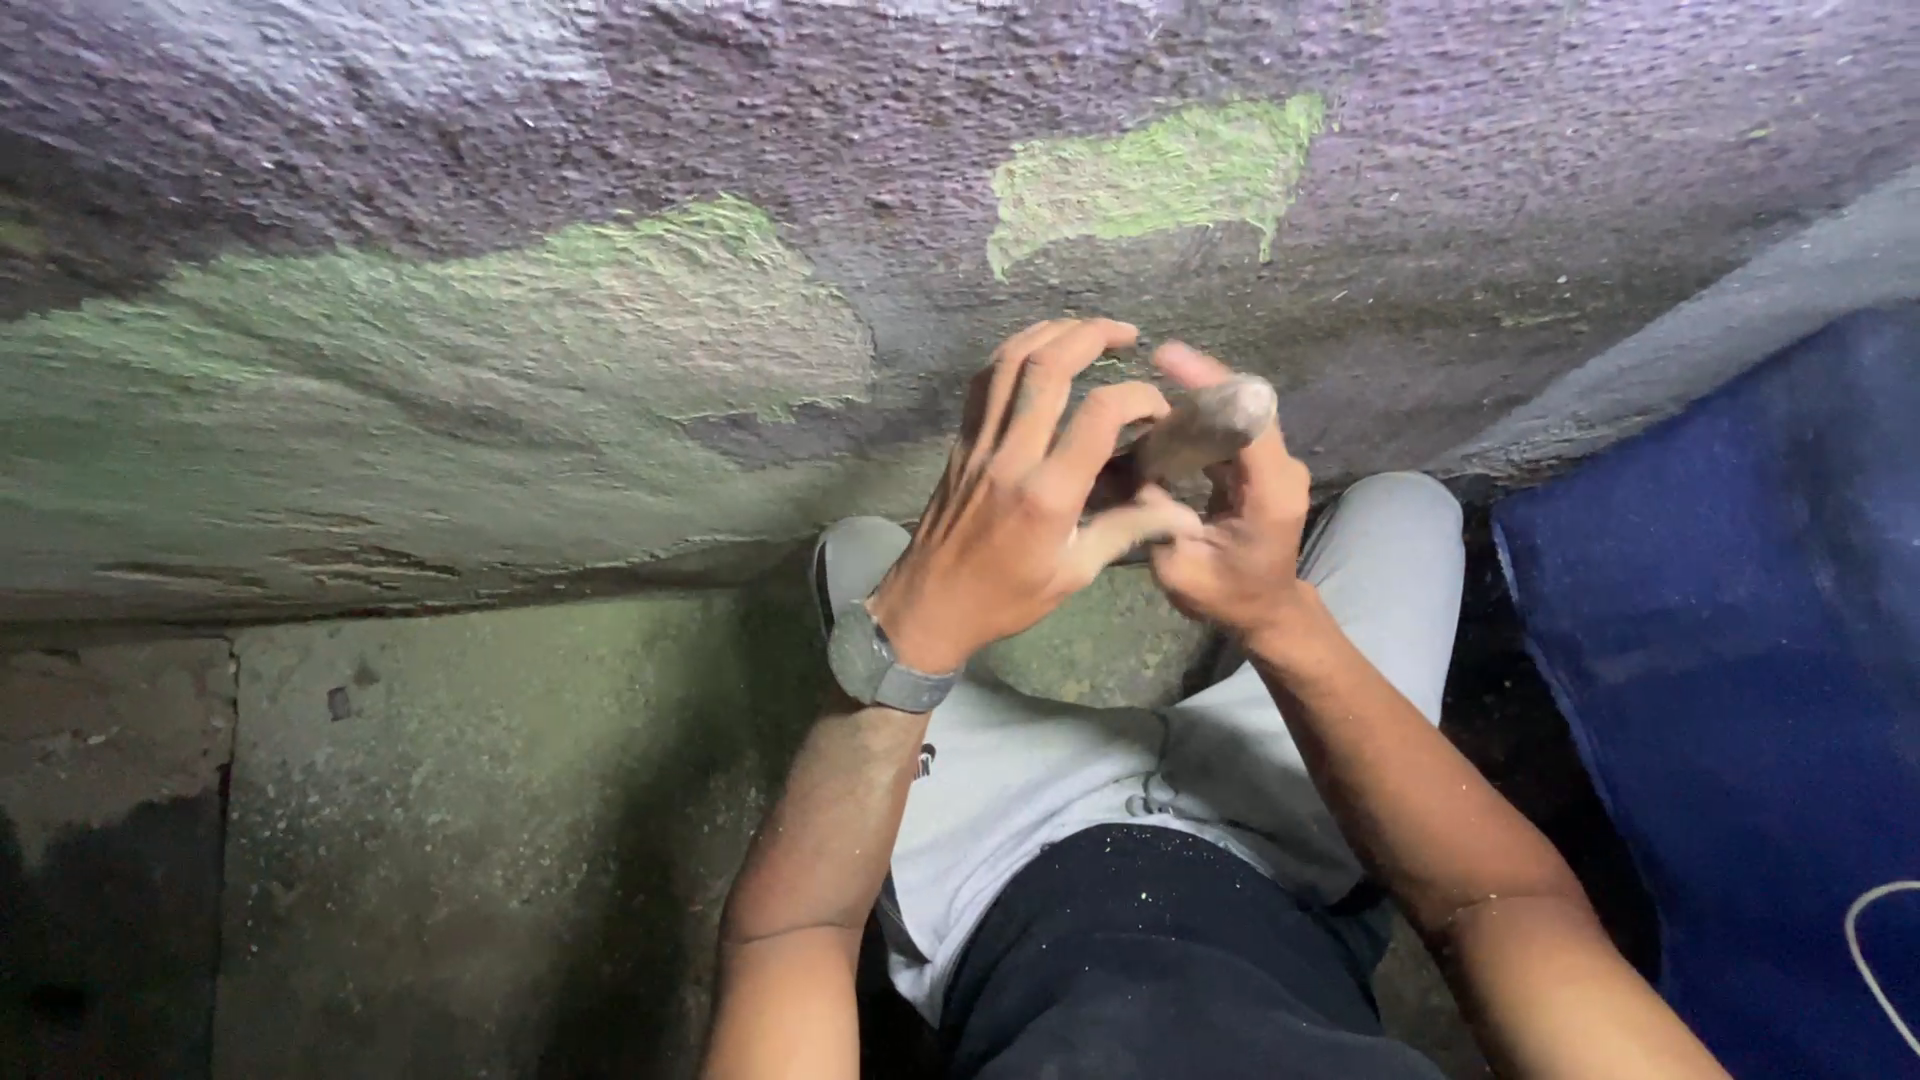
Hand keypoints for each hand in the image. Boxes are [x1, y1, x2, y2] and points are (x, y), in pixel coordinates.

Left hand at [868, 319, 1205, 673]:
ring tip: (1084, 329)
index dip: (1138, 397)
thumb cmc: (1005, 598)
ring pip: (1009, 363)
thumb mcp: (1073, 573)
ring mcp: (979, 443)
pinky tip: (1036, 351)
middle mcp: (1011, 456)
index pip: (1099, 415)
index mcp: (1047, 494)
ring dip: (1050, 333)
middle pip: (1048, 368)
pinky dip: (1011, 354)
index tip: (1157, 411)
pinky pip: (983, 383)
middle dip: (1091, 336)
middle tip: (1126, 336)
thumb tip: (1181, 514)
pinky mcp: (960, 442)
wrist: (930, 603)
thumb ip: (1126, 530)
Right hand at [1145, 342, 1319, 659]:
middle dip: (1199, 381)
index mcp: (1270, 491)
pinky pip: (1231, 429)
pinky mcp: (1258, 468)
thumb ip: (1155, 517)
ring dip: (1197, 398)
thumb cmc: (1227, 597)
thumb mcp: (1179, 567)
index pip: (1248, 418)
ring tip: (1150, 392)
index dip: (1209, 383)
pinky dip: (1199, 418)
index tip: (1167, 357)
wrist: (1265, 611)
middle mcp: (1281, 469)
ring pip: (1238, 412)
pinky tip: (1165, 418)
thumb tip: (1129, 472)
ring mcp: (1272, 466)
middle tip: (1150, 366)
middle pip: (1246, 404)